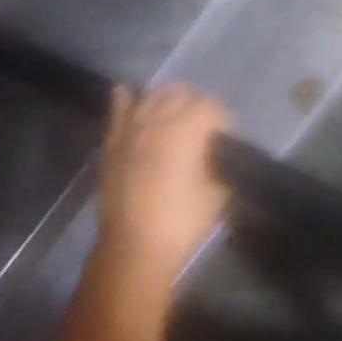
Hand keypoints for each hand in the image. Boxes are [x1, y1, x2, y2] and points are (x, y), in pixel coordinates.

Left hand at [95, 84, 230, 276]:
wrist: (134, 246)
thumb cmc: (181, 222)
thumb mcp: (216, 197)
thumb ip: (220, 170)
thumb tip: (219, 162)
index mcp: (186, 130)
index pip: (211, 108)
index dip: (224, 120)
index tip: (229, 138)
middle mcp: (157, 120)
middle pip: (181, 94)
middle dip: (197, 105)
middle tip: (206, 128)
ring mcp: (130, 128)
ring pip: (151, 96)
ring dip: (167, 100)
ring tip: (175, 116)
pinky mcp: (112, 142)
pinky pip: (119, 108)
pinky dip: (128, 99)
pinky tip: (132, 98)